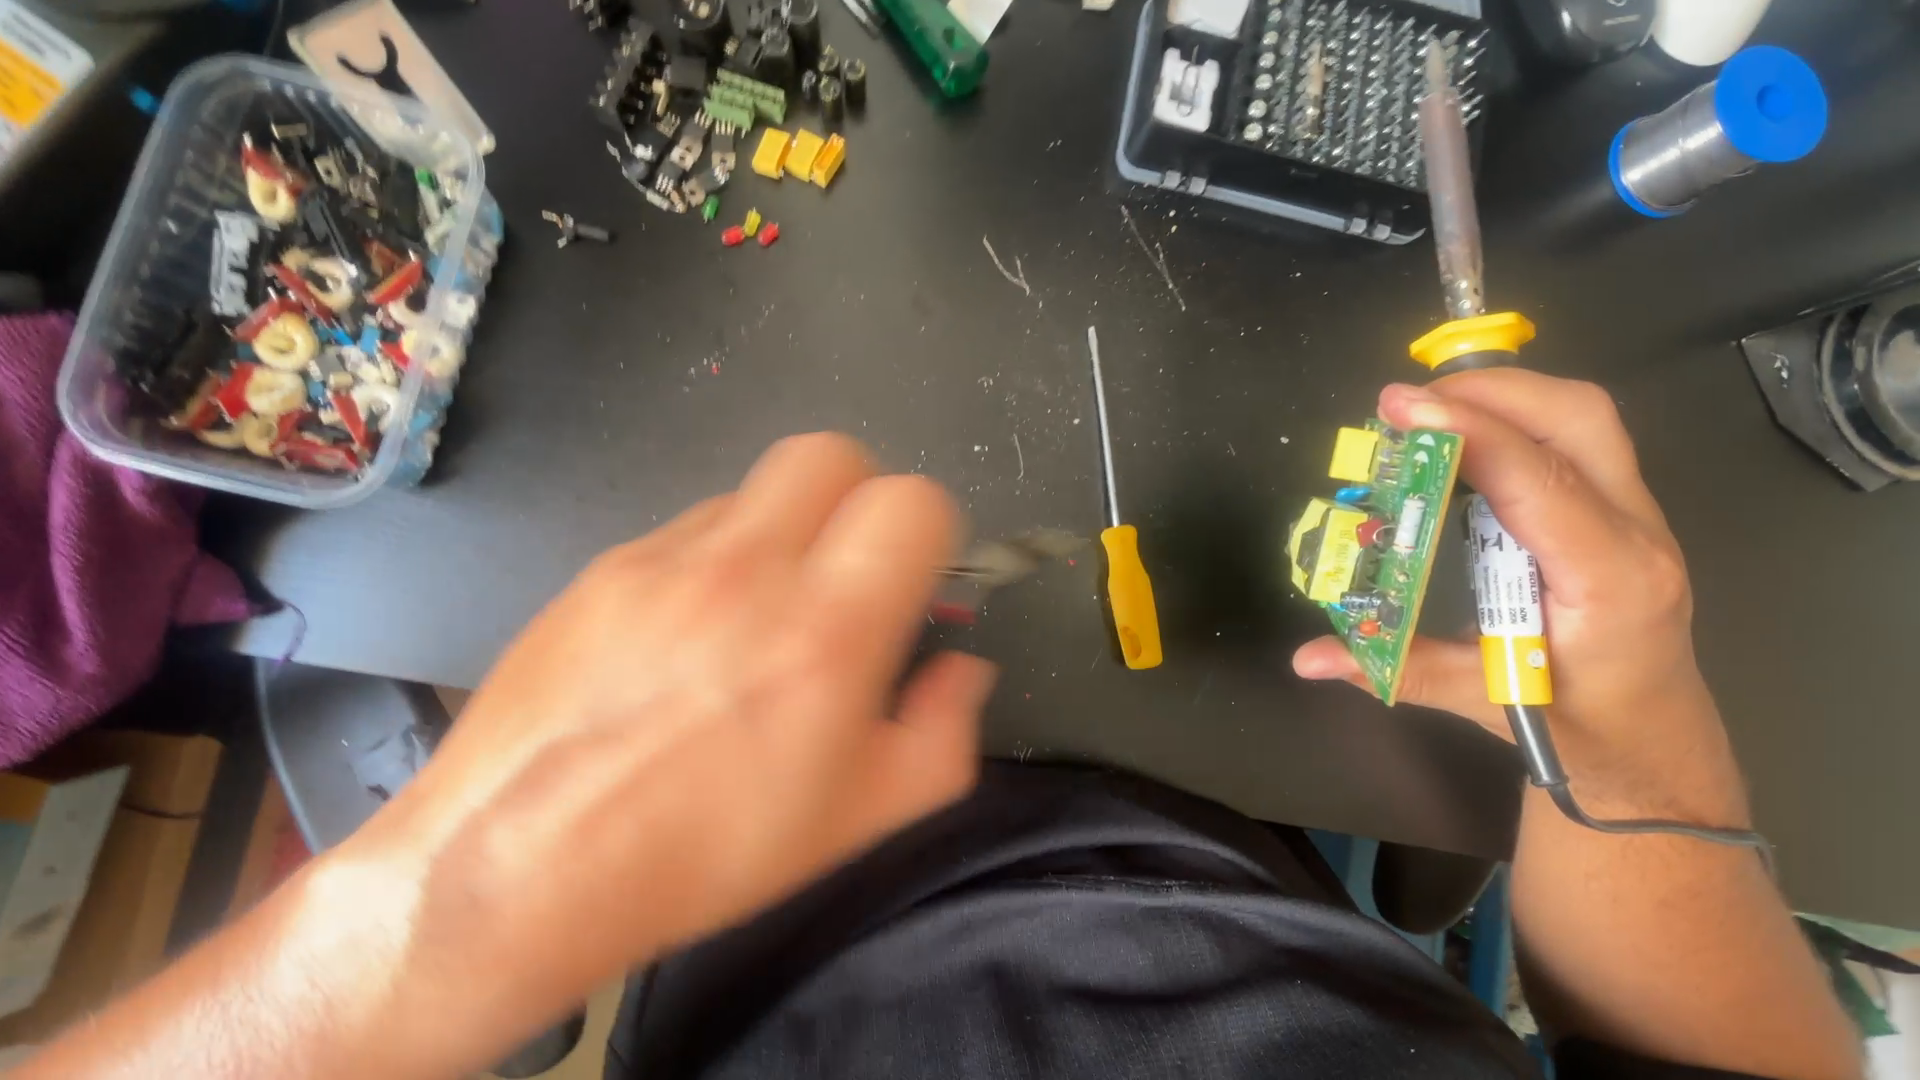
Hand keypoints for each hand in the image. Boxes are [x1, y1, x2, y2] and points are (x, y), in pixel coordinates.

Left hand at [338, 434, 995, 1050]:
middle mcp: (745, 574)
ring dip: (783, 533)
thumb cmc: (705, 854)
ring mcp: (664, 560)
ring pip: (756, 492)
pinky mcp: (602, 566)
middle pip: (831, 455)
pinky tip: (688, 635)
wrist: (516, 869)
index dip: (930, 528)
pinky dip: (712, 561)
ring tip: (758, 614)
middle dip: (859, 496)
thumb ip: (942, 732)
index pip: (911, 504)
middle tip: (848, 567)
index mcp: (825, 635)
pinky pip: (684, 530)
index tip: (915, 572)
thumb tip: (961, 668)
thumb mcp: (861, 819)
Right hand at [1293, 371, 1747, 823]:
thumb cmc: (1585, 735)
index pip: (1539, 478)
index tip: (1400, 407)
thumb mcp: (1490, 702)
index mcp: (1608, 580)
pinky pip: (1571, 445)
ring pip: (1582, 422)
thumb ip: (1399, 667)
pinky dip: (1512, 425)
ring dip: (1502, 400)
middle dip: (1491, 390)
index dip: (1469, 433)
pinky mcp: (1616, 518)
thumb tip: (1308, 658)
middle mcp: (1634, 534)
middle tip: (1408, 403)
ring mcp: (1635, 520)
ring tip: (1425, 415)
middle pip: (1579, 419)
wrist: (1658, 756)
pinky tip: (1458, 448)